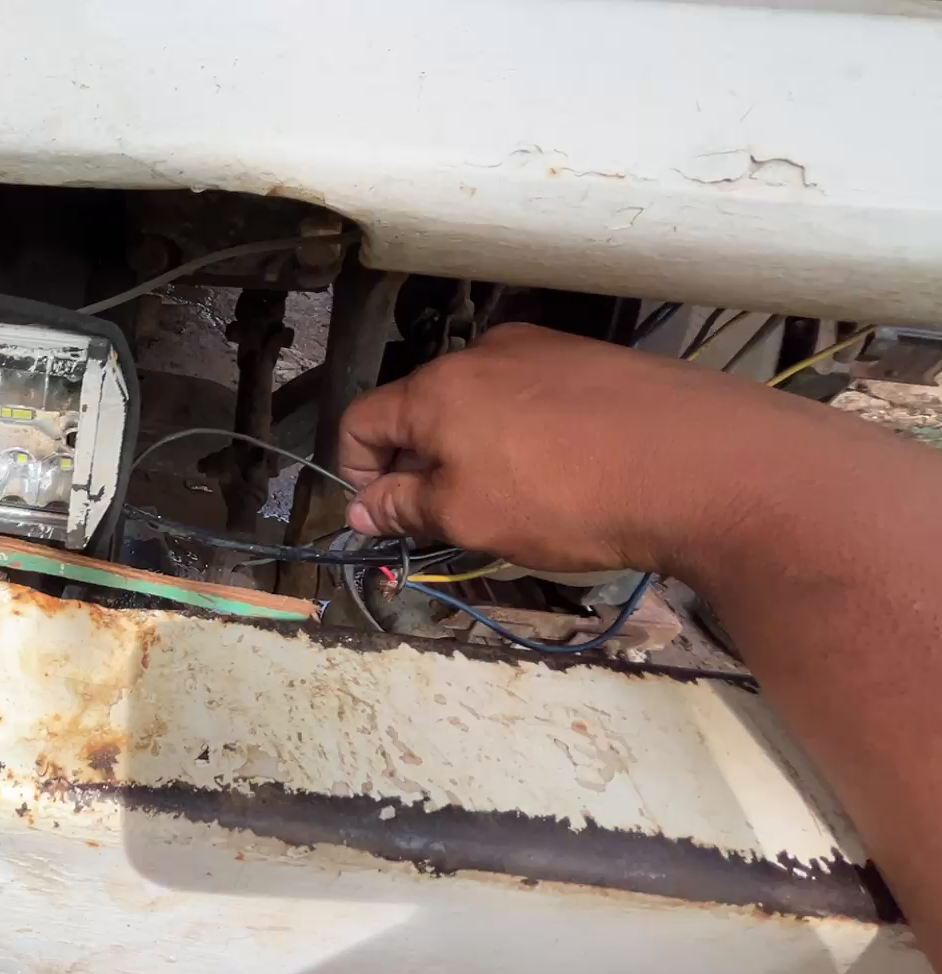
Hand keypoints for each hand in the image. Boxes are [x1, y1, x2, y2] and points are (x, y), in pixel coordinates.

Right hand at [337, 322, 838, 574]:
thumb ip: (400, 507)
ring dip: (465, 448)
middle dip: (413, 462)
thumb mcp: (465, 516)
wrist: (725, 471)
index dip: (355, 471)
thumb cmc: (566, 497)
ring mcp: (546, 349)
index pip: (358, 421)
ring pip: (473, 403)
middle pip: (415, 409)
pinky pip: (527, 396)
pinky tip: (557, 469)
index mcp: (436, 387)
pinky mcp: (597, 360)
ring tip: (506, 493)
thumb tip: (360, 510)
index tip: (384, 512)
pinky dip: (517, 433)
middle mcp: (483, 353)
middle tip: (442, 511)